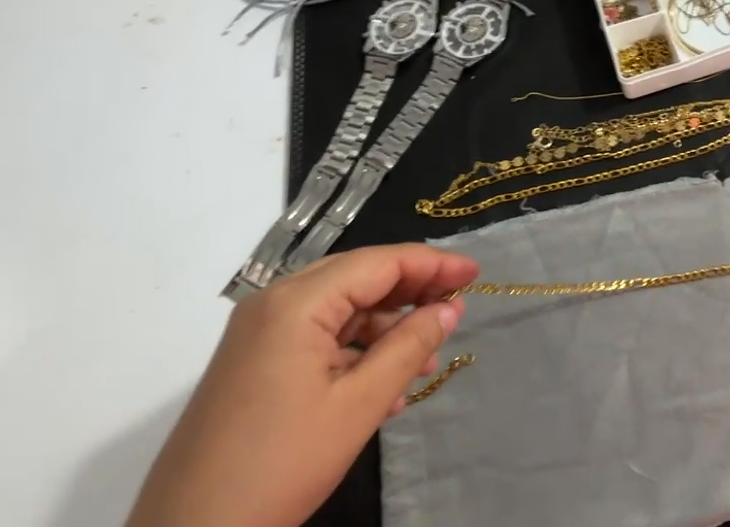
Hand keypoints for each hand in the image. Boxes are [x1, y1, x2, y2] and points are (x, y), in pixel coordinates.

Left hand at [128, 245, 478, 526]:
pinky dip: (356, 351)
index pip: (379, 262)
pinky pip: (318, 338)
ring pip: (340, 309)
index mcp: (296, 302)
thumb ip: (408, 347)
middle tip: (457, 307)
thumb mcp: (358, 407)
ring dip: (386, 327)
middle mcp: (274, 304)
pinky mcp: (253, 365)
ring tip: (427, 359)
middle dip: (411, 291)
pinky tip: (386, 386)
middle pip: (358, 277)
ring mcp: (259, 335)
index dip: (432, 264)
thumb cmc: (279, 466)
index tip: (476, 275)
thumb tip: (450, 308)